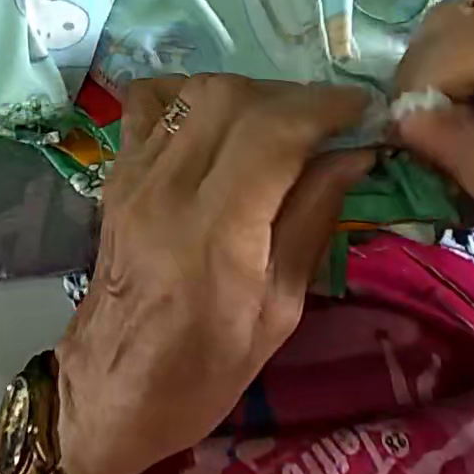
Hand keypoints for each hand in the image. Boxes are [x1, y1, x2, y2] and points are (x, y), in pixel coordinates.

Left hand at [53, 75, 373, 473]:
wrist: (113, 381)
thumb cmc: (205, 367)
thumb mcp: (281, 309)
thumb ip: (312, 218)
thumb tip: (352, 152)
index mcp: (215, 232)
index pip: (270, 133)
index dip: (322, 106)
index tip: (361, 107)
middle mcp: (168, 187)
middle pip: (231, 98)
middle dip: (291, 97)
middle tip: (326, 119)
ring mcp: (134, 171)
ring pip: (194, 92)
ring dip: (249, 93)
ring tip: (280, 120)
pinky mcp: (117, 169)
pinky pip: (149, 101)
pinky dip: (190, 93)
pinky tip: (216, 116)